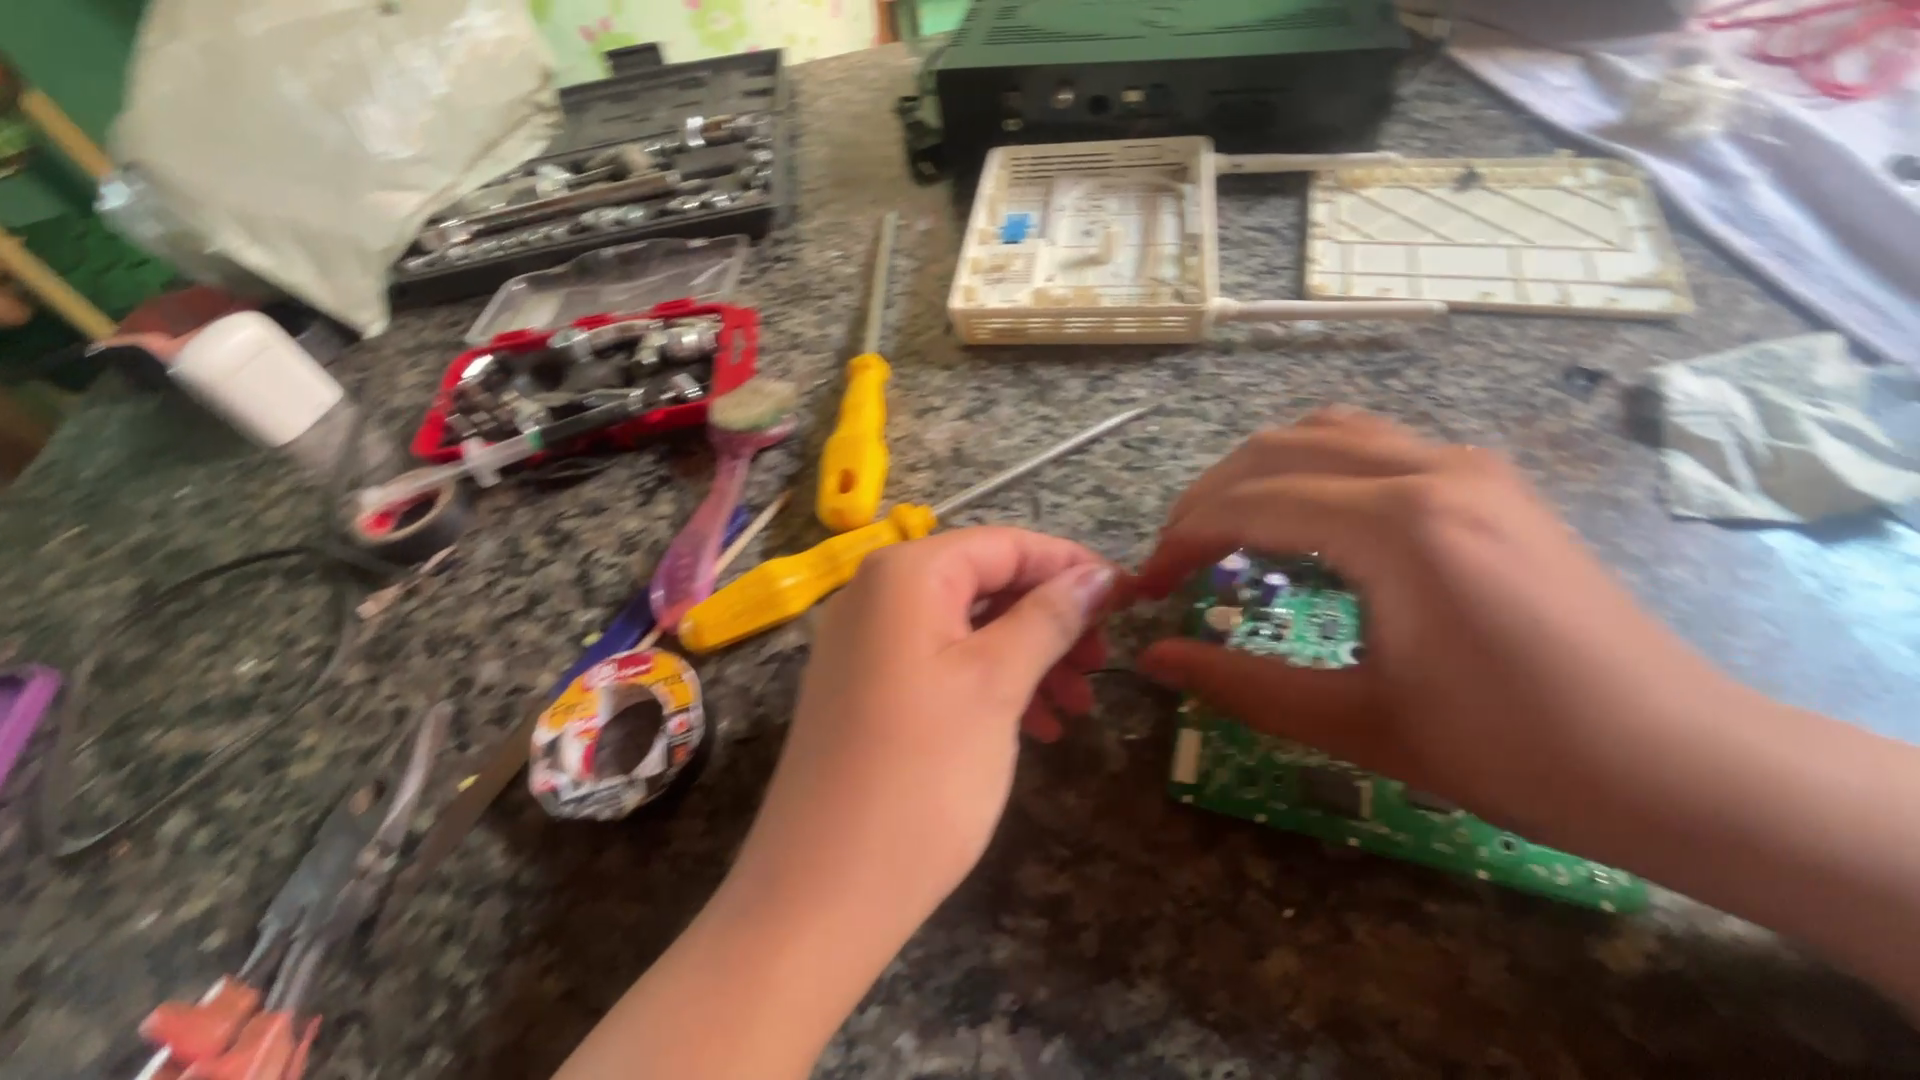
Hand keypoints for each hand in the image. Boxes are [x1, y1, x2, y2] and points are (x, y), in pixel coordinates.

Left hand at [743, 526, 1112, 919]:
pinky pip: (942, 667)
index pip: (1004, 544)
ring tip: (1076, 707)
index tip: (1129, 598)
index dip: (1070, 565)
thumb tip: (1098, 575)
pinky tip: (1034, 727)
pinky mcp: (865, 692)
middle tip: (1103, 664)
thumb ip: (1049, 618)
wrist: (824, 891)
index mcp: (904, 575)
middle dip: (1051, 618)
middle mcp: (875, 596)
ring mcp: (865, 647)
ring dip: (1029, 658)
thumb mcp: (996, 684)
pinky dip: (992, 686)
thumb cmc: (921, 774)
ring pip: (968, 630)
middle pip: (986, 584)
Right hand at [1130, 407, 1752, 838]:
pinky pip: (1376, 446)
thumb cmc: (1512, 752)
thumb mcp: (1357, 724)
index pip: (1250, 503)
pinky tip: (1308, 523)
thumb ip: (1241, 683)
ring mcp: (1469, 467)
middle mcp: (1430, 470)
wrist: (1676, 761)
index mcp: (1396, 526)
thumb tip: (1153, 657)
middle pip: (1277, 450)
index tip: (1147, 586)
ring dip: (1260, 473)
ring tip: (1228, 533)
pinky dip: (1315, 470)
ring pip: (1328, 431)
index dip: (1182, 540)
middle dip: (1208, 499)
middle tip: (1173, 560)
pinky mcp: (1492, 483)